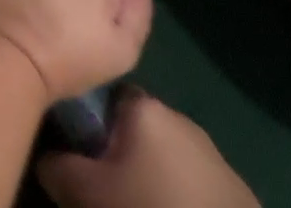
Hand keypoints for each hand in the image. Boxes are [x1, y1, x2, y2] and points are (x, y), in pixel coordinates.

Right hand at [37, 89, 258, 207]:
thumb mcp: (81, 190)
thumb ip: (54, 163)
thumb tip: (51, 158)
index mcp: (146, 109)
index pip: (103, 94)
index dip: (85, 120)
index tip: (76, 151)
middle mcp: (182, 121)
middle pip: (133, 128)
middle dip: (116, 152)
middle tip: (101, 187)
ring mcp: (217, 159)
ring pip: (163, 158)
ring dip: (148, 177)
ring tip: (132, 204)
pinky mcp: (240, 196)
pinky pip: (191, 185)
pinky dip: (176, 198)